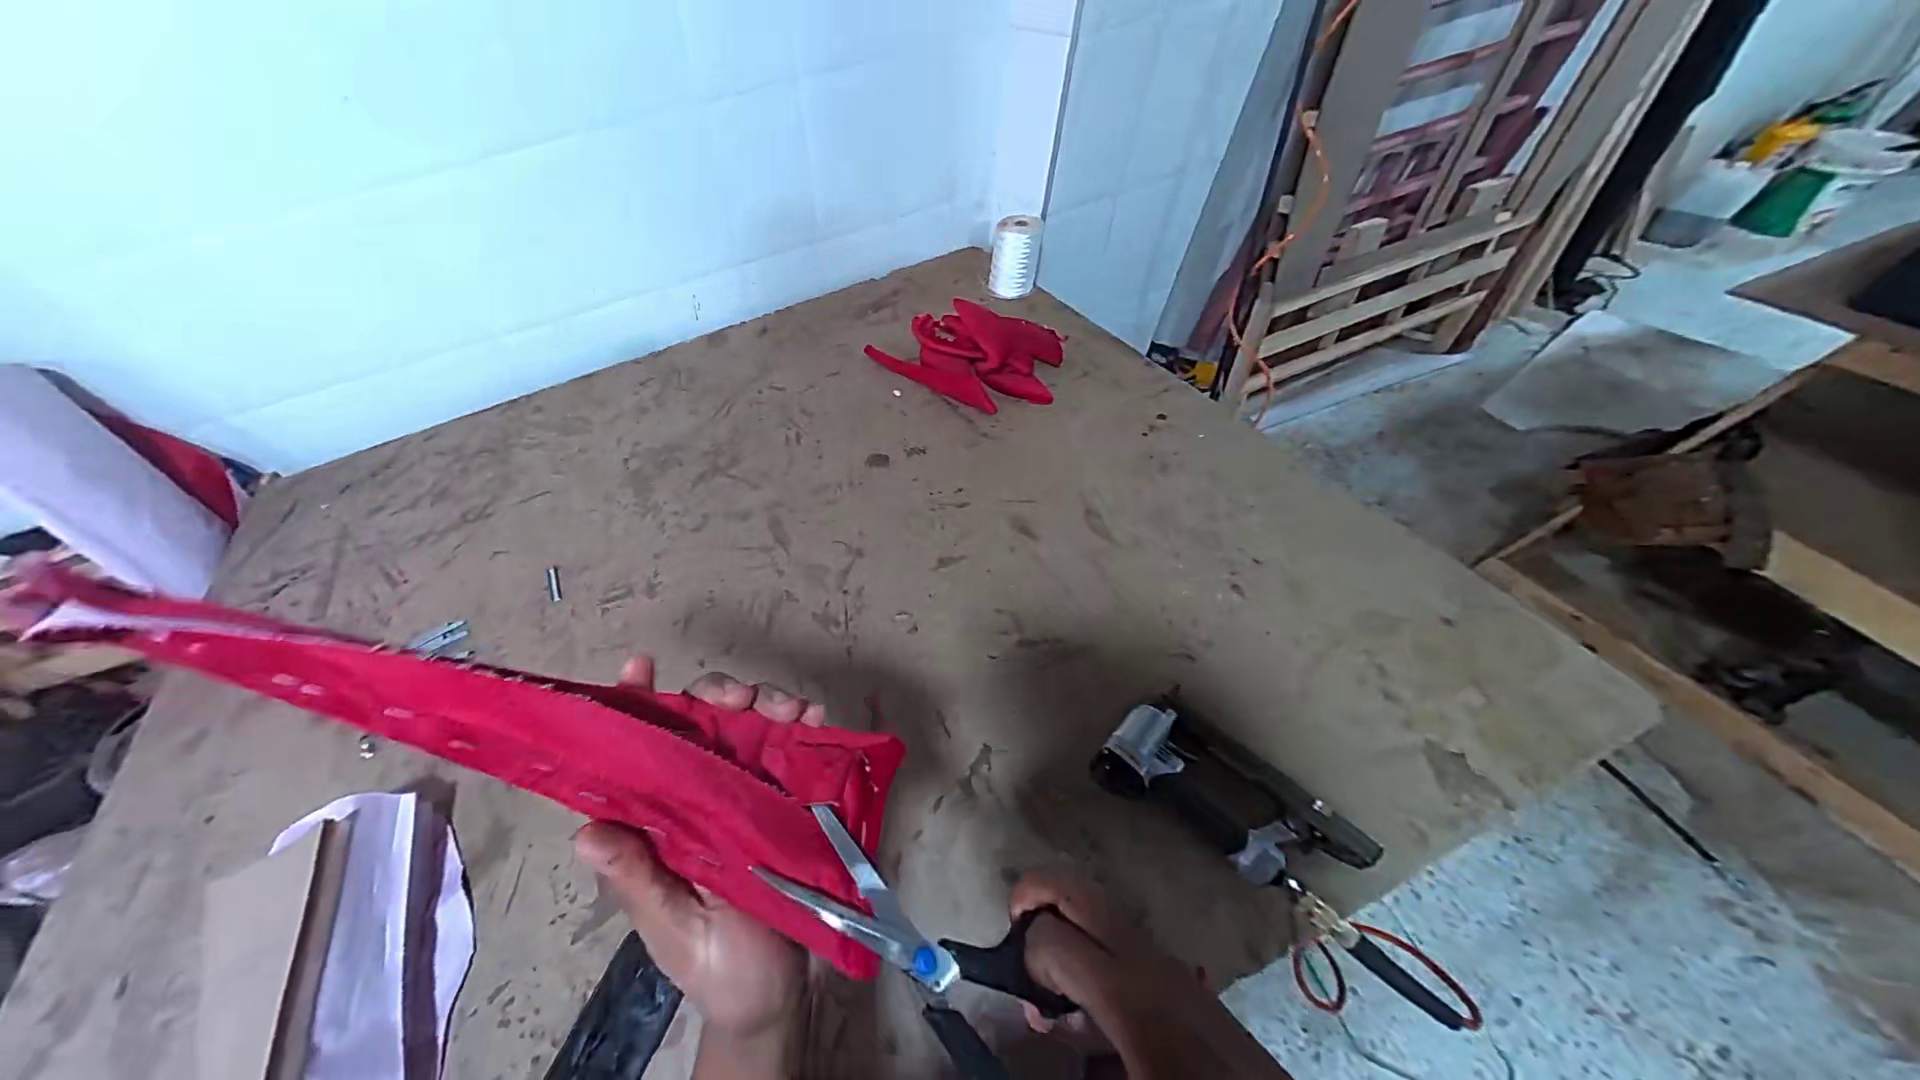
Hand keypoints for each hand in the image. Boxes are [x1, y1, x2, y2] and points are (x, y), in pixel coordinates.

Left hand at [574, 657, 827, 1078]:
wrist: (774, 995)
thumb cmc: (715, 964)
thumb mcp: (671, 926)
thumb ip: (637, 880)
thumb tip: (585, 831)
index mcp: (661, 819)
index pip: (641, 751)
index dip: (636, 704)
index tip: (639, 668)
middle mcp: (702, 794)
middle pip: (703, 723)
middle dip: (720, 694)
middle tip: (743, 696)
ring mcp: (750, 793)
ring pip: (753, 726)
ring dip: (769, 703)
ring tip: (791, 708)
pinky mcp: (792, 799)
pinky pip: (798, 751)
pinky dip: (807, 727)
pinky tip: (817, 719)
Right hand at [1011, 870, 1294, 1079]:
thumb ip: (1075, 1049)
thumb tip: (1041, 1018)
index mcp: (1130, 995)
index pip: (1054, 936)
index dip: (1023, 955)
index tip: (1025, 997)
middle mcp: (1147, 960)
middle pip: (1077, 890)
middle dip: (1033, 892)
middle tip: (1010, 928)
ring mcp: (1165, 961)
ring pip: (1099, 906)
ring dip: (1061, 917)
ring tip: (1047, 976)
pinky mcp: (1177, 975)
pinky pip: (1120, 937)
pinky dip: (1088, 943)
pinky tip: (1086, 1005)